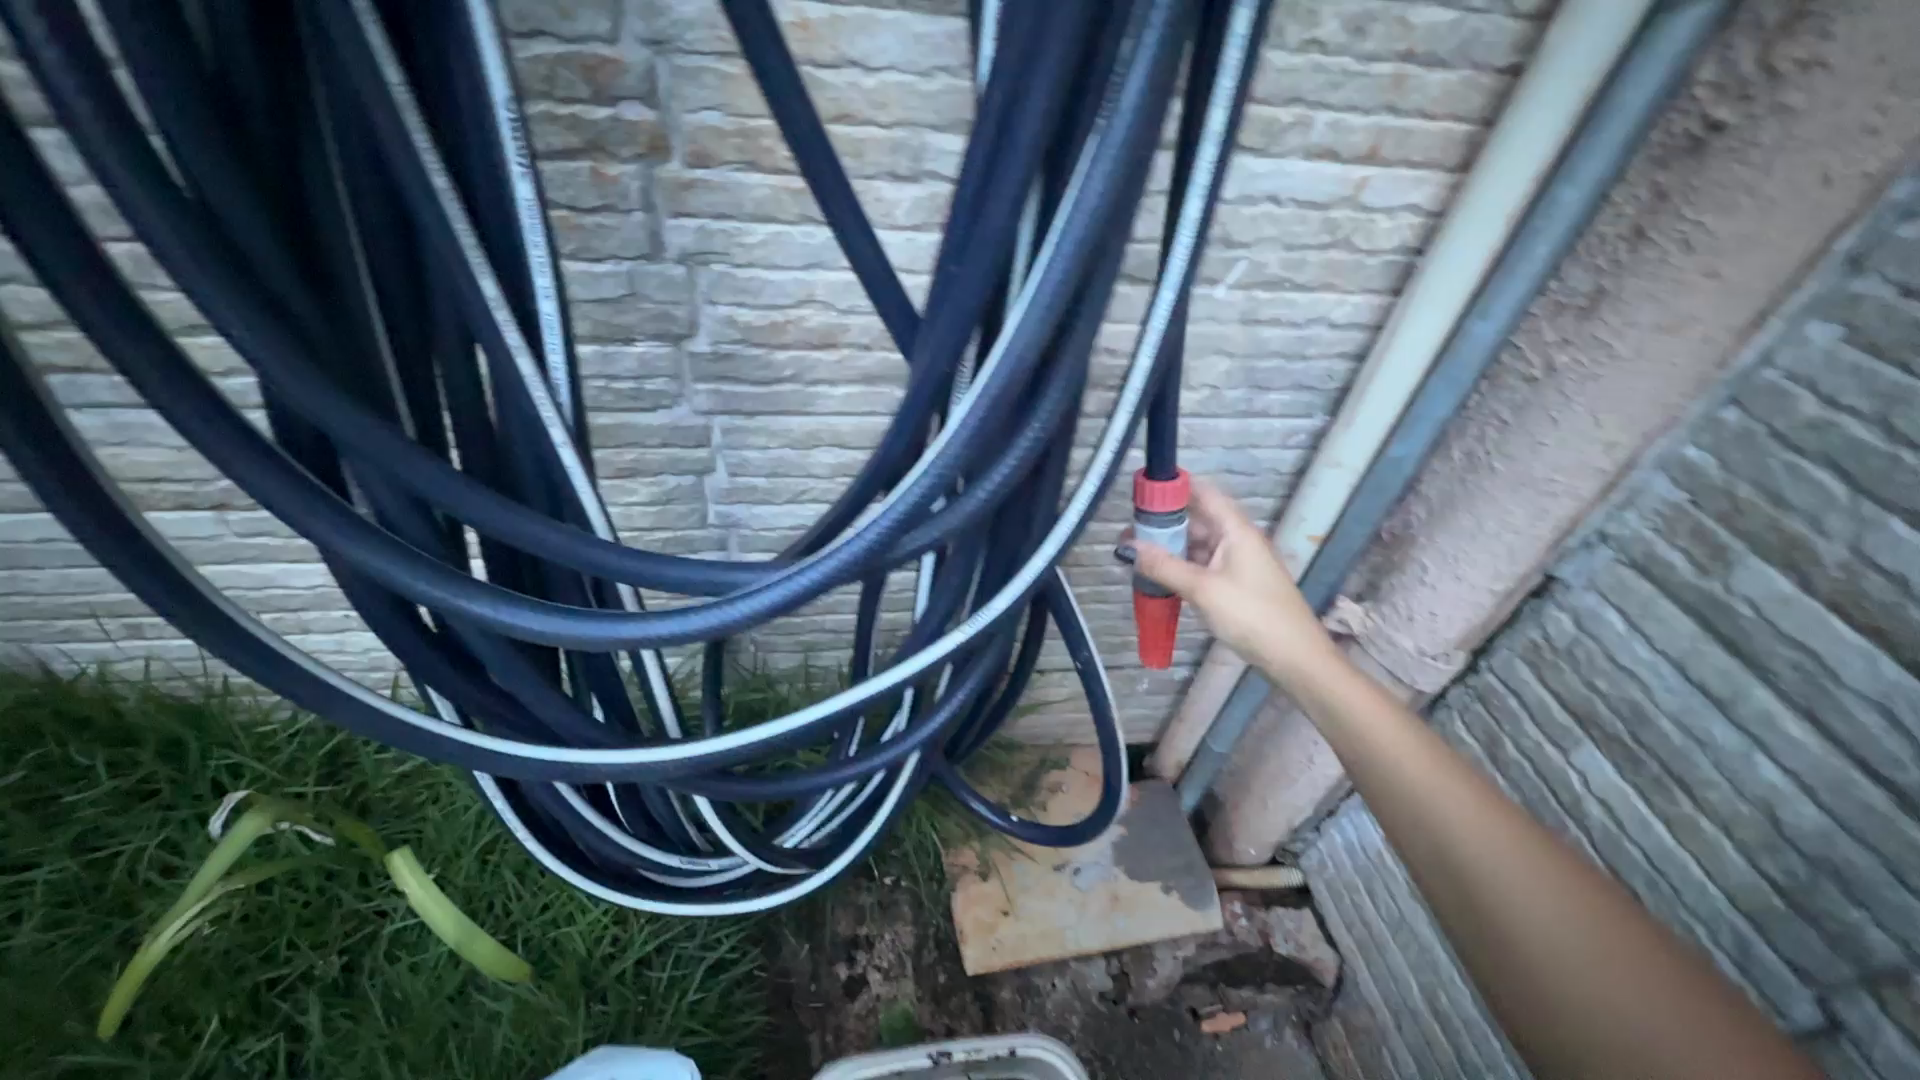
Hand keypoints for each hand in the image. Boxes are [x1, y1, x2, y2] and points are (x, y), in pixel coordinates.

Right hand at [1122, 477, 1336, 686]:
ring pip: (1198, 546)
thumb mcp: (1203, 589)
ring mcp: (1238, 564)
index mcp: (1236, 530)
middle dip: (1163, 524)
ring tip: (1135, 555)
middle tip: (1127, 532)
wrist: (1294, 657)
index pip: (1204, 493)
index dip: (1175, 487)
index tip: (1142, 490)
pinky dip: (1181, 568)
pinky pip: (1203, 567)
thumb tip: (1127, 546)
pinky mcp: (1236, 585)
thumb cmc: (1251, 614)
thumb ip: (1164, 566)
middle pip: (1197, 520)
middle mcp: (1238, 540)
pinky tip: (1159, 577)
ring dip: (1170, 549)